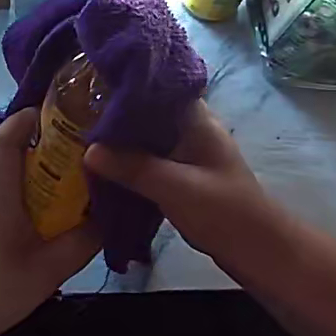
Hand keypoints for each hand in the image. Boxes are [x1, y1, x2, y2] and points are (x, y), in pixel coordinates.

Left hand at [0, 108, 100, 335]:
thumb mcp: (51, 270)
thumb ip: (84, 239)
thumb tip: (111, 211)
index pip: (5, 139)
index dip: (29, 119)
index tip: (59, 114)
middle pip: (3, 148)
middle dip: (37, 141)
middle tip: (72, 147)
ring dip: (24, 163)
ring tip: (58, 175)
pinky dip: (11, 180)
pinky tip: (32, 203)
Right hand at [84, 100, 288, 261]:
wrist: (261, 253)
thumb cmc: (224, 212)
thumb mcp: (174, 187)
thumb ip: (131, 167)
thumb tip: (88, 150)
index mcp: (195, 118)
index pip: (156, 85)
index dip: (124, 82)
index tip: (89, 82)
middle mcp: (190, 127)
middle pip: (146, 109)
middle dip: (113, 111)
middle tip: (74, 110)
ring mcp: (187, 151)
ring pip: (145, 134)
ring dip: (119, 137)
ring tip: (81, 134)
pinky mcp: (182, 172)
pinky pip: (147, 156)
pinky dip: (127, 158)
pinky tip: (103, 164)